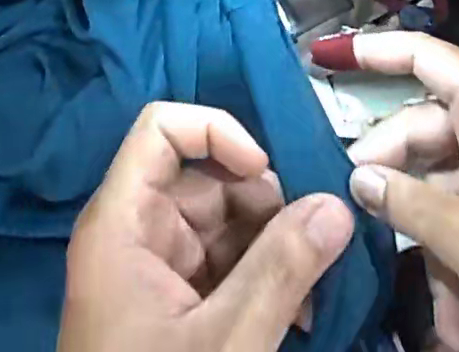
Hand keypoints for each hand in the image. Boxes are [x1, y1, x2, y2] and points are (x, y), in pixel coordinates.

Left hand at [60, 102, 356, 351]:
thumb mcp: (224, 343)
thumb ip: (281, 271)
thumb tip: (337, 205)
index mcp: (122, 219)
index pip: (161, 128)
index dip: (214, 132)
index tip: (265, 170)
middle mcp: (135, 227)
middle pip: (202, 174)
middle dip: (262, 201)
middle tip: (311, 242)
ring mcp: (155, 263)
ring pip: (222, 218)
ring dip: (272, 243)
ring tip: (313, 289)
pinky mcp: (174, 297)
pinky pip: (224, 259)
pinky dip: (262, 274)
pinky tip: (299, 311)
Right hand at [339, 32, 458, 351]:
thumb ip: (415, 207)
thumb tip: (358, 176)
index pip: (424, 57)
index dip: (371, 51)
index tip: (322, 56)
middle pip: (425, 138)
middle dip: (398, 192)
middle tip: (358, 222)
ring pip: (449, 197)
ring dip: (438, 257)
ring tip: (446, 330)